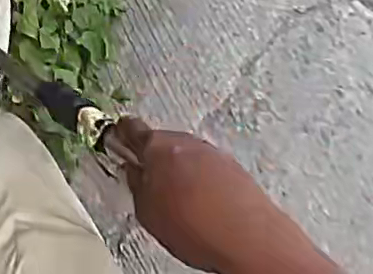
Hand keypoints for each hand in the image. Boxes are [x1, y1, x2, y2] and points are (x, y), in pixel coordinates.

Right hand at [112, 117, 339, 273]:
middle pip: (161, 141)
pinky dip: (208, 185)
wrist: (255, 246)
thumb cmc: (199, 227)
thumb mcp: (148, 212)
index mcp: (155, 144)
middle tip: (154, 184)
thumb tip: (134, 175)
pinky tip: (209, 210)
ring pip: (188, 156)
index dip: (120, 134)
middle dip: (157, 159)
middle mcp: (184, 141)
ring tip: (185, 204)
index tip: (118, 140)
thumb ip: (135, 185)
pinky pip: (213, 172)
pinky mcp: (238, 172)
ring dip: (184, 172)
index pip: (128, 126)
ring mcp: (213, 154)